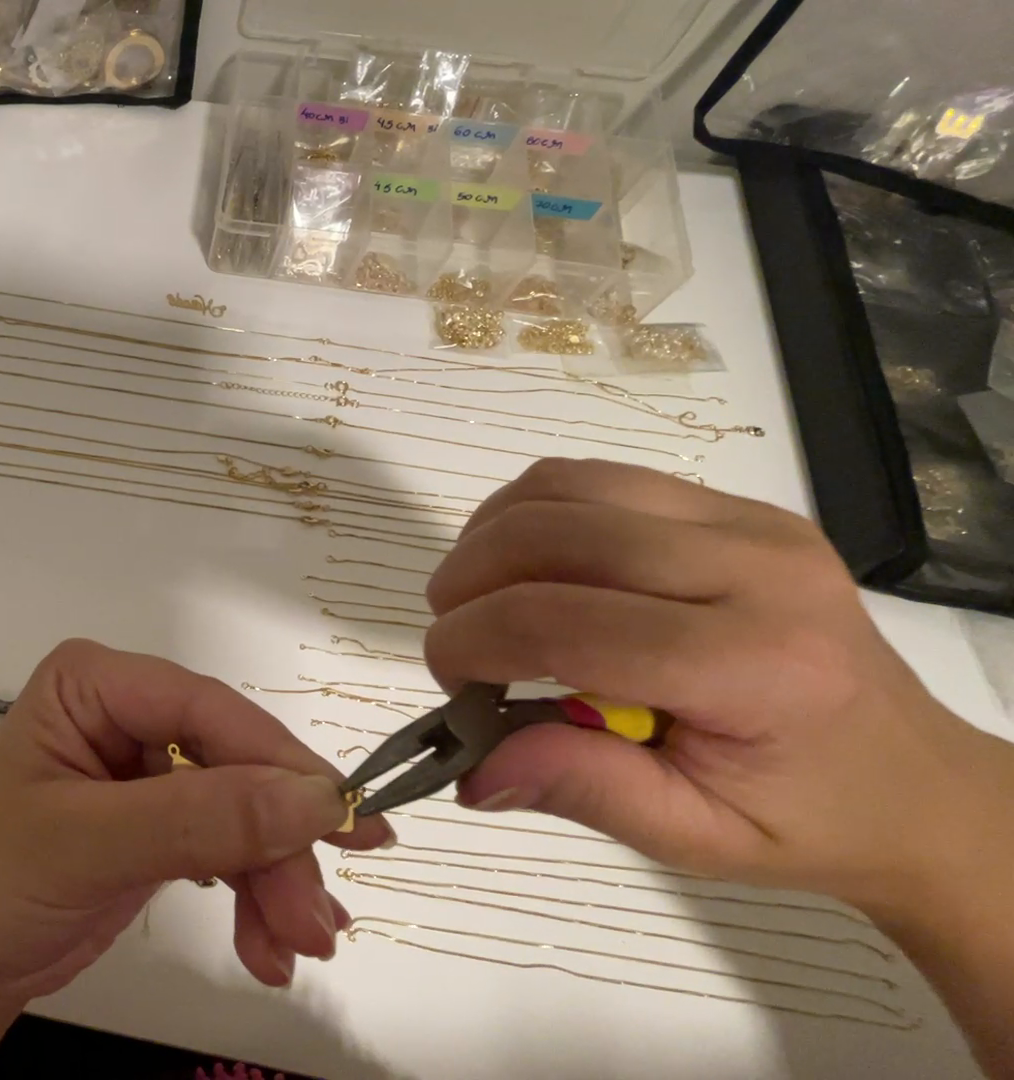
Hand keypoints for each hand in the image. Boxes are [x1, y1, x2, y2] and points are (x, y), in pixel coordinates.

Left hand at [0, 640, 392, 1001]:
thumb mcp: (88, 845)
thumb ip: (200, 819)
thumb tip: (314, 798)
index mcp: (93, 684)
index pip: (204, 707)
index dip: (275, 761)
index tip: (340, 820)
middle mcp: (124, 714)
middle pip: (231, 762)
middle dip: (276, 843)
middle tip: (315, 922)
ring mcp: (142, 771)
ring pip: (239, 809)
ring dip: (273, 879)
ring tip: (294, 948)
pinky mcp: (154, 824)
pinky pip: (224, 844)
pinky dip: (254, 893)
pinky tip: (270, 944)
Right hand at [422, 458, 1009, 911]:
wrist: (915, 777)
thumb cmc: (804, 817)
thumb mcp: (693, 836)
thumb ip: (580, 790)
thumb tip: (470, 770)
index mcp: (759, 665)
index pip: (563, 623)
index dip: (471, 643)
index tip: (448, 681)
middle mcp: (757, 568)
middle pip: (551, 535)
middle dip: (465, 584)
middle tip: (453, 640)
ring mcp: (745, 521)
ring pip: (560, 488)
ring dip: (486, 540)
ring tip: (477, 598)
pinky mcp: (727, 503)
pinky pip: (586, 478)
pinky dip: (523, 514)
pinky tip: (520, 566)